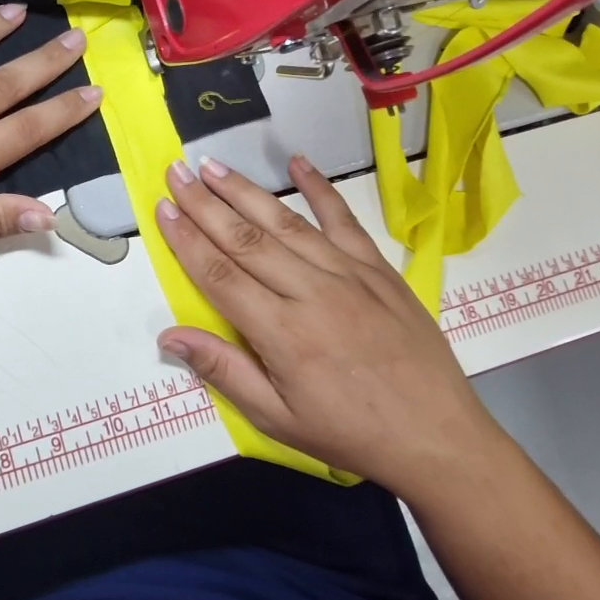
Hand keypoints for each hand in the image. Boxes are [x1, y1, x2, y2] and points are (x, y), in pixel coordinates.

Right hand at [154, 156, 507, 495]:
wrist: (437, 437)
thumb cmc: (349, 433)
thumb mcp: (278, 419)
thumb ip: (224, 371)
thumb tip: (169, 337)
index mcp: (283, 334)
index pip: (220, 275)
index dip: (187, 240)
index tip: (163, 209)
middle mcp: (312, 293)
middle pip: (246, 239)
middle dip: (205, 203)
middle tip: (176, 172)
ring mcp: (349, 275)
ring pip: (286, 223)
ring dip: (246, 191)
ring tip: (213, 166)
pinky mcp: (378, 270)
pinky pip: (344, 220)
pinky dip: (320, 188)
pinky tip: (298, 162)